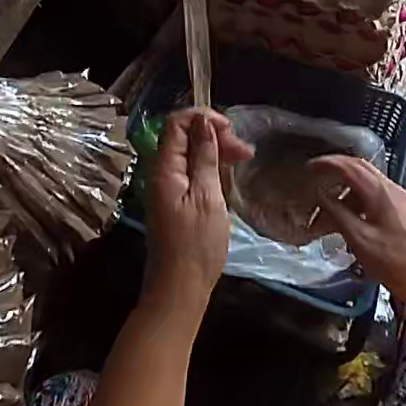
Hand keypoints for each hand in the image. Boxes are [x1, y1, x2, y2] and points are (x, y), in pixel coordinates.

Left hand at [145, 108, 253, 310]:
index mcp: (164, 167)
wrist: (180, 287)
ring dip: (216, 151)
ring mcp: (168, 187)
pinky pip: (192, 172)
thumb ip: (204, 157)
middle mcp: (161, 172)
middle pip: (184, 137)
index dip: (202, 118)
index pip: (176, 123)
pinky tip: (229, 176)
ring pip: (190, 154)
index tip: (230, 129)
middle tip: (244, 150)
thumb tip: (203, 123)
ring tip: (244, 159)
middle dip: (213, 134)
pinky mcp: (176, 201)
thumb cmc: (196, 244)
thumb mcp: (207, 196)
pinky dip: (211, 169)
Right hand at [311, 156, 405, 311]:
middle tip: (316, 177)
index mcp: (381, 192)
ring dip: (347, 188)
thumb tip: (322, 196)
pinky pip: (377, 196)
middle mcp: (393, 190)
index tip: (309, 168)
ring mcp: (402, 201)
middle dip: (336, 169)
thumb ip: (338, 214)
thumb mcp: (359, 239)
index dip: (327, 163)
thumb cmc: (395, 263)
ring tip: (329, 204)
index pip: (350, 166)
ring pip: (369, 183)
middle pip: (361, 168)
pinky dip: (358, 199)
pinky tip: (350, 218)